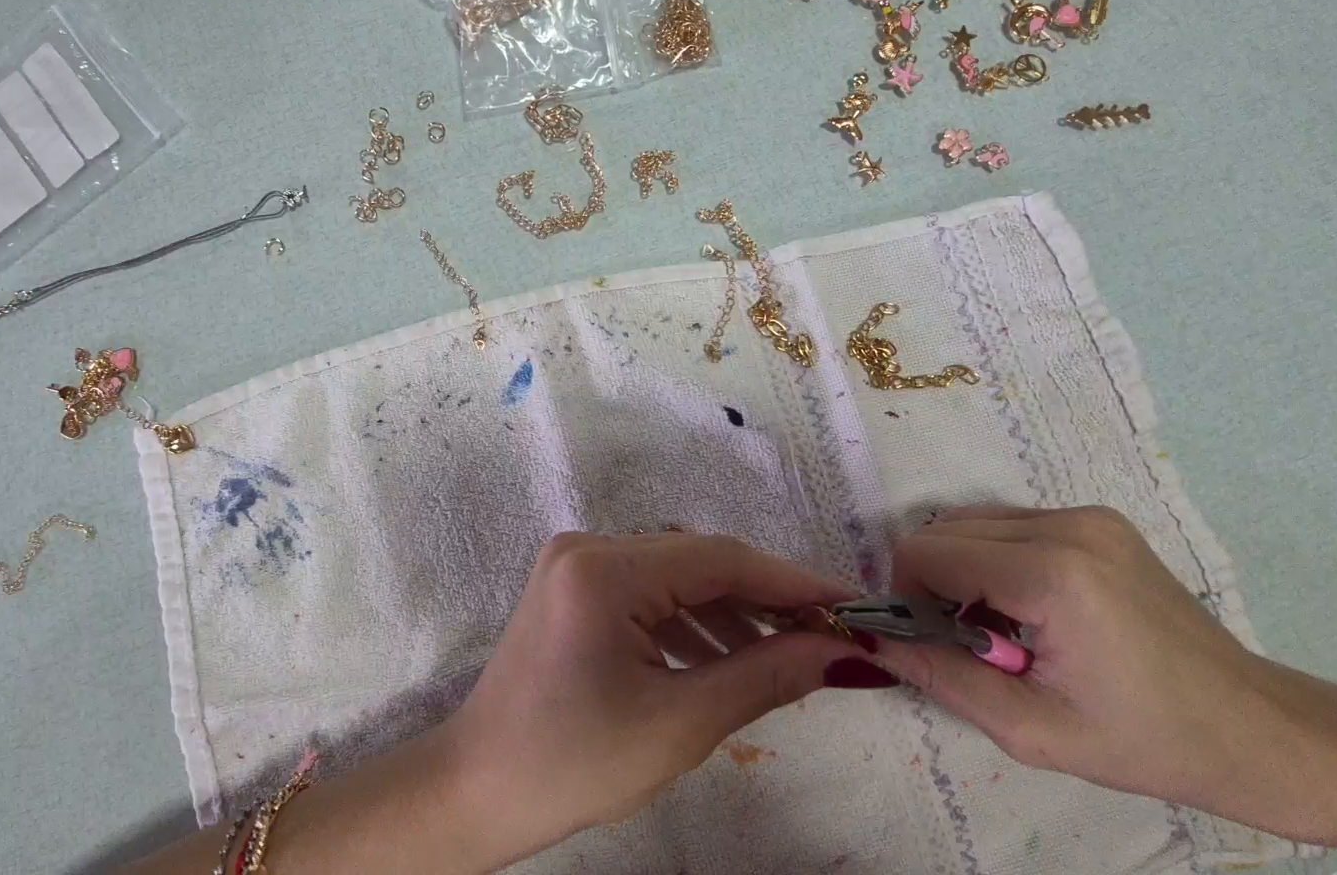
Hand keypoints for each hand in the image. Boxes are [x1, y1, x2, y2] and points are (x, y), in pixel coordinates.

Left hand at [442, 531, 866, 865]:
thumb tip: (844, 653)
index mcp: (603, 570)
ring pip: (674, 575)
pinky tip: (724, 657)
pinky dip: (688, 621)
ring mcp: (574, 565)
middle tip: (829, 639)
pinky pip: (646, 591)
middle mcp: (586, 549)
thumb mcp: (679, 723)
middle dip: (764, 599)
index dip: (794, 583)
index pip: (719, 559)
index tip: (857, 608)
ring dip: (729, 612)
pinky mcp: (572, 589)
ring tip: (786, 656)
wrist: (479, 787)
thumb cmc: (574, 762)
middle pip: (697, 561)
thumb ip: (765, 676)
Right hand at [869, 505, 1276, 812]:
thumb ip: (940, 676)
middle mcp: (1067, 525)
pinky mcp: (1097, 519)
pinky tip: (1027, 608)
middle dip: (932, 584)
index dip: (907, 597)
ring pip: (970, 523)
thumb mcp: (1032, 730)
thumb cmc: (1149, 742)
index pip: (925, 552)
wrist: (1265, 733)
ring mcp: (1086, 516)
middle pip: (942, 530)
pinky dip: (992, 560)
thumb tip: (870, 638)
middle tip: (967, 643)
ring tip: (1001, 629)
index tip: (934, 644)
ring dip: (961, 570)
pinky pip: (1006, 525)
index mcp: (1054, 574)